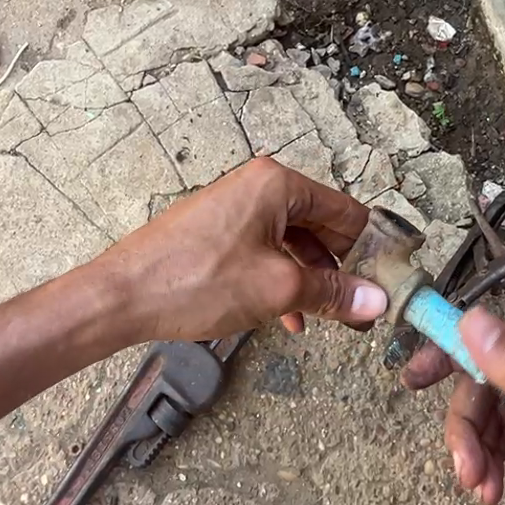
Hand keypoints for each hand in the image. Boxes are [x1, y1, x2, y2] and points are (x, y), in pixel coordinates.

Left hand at [91, 157, 387, 341]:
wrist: (121, 296)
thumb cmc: (196, 280)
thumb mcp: (277, 288)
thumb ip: (332, 292)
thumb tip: (376, 301)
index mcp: (278, 183)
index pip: (346, 212)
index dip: (368, 251)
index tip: (382, 287)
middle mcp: (259, 186)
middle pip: (321, 227)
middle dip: (339, 270)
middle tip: (357, 312)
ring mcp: (236, 207)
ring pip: (293, 243)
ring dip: (311, 280)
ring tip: (326, 321)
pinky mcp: (219, 231)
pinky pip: (265, 251)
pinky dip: (281, 280)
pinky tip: (288, 318)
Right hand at [410, 310, 504, 504]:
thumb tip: (471, 317)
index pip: (493, 339)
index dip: (449, 355)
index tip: (411, 377)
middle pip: (489, 381)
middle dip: (469, 425)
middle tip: (462, 471)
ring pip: (496, 412)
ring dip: (480, 448)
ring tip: (481, 490)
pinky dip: (496, 459)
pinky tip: (494, 488)